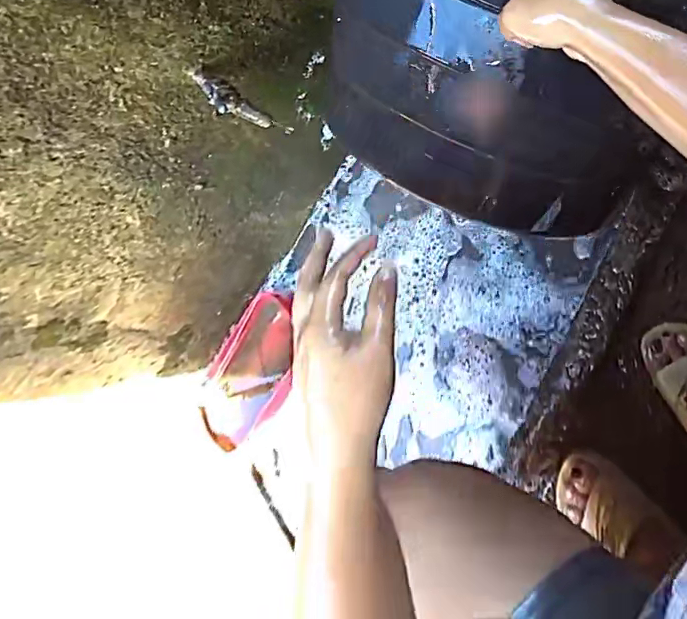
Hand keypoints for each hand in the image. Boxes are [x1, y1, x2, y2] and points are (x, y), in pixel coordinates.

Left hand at [291, 229, 396, 469]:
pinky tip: (320, 306)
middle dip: (317, 257)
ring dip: (312, 276)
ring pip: (300, 303)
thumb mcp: (379, 349)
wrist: (334, 452)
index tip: (374, 240)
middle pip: (307, 286)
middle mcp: (303, 335)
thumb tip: (386, 268)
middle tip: (325, 234)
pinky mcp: (304, 366)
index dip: (354, 256)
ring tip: (319, 261)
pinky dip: (312, 298)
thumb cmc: (360, 399)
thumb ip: (382, 306)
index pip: (336, 280)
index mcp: (319, 327)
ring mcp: (300, 353)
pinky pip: (302, 318)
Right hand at [491, 0, 616, 51]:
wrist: (594, 29)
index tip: (489, 11)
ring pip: (542, 8)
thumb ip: (503, 20)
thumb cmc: (551, 16)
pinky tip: (554, 41)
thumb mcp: (510, 19)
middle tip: (515, 30)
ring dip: (536, 25)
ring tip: (536, 39)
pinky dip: (555, 30)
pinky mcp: (584, 7)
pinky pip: (560, 19)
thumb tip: (513, 27)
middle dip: (517, 14)